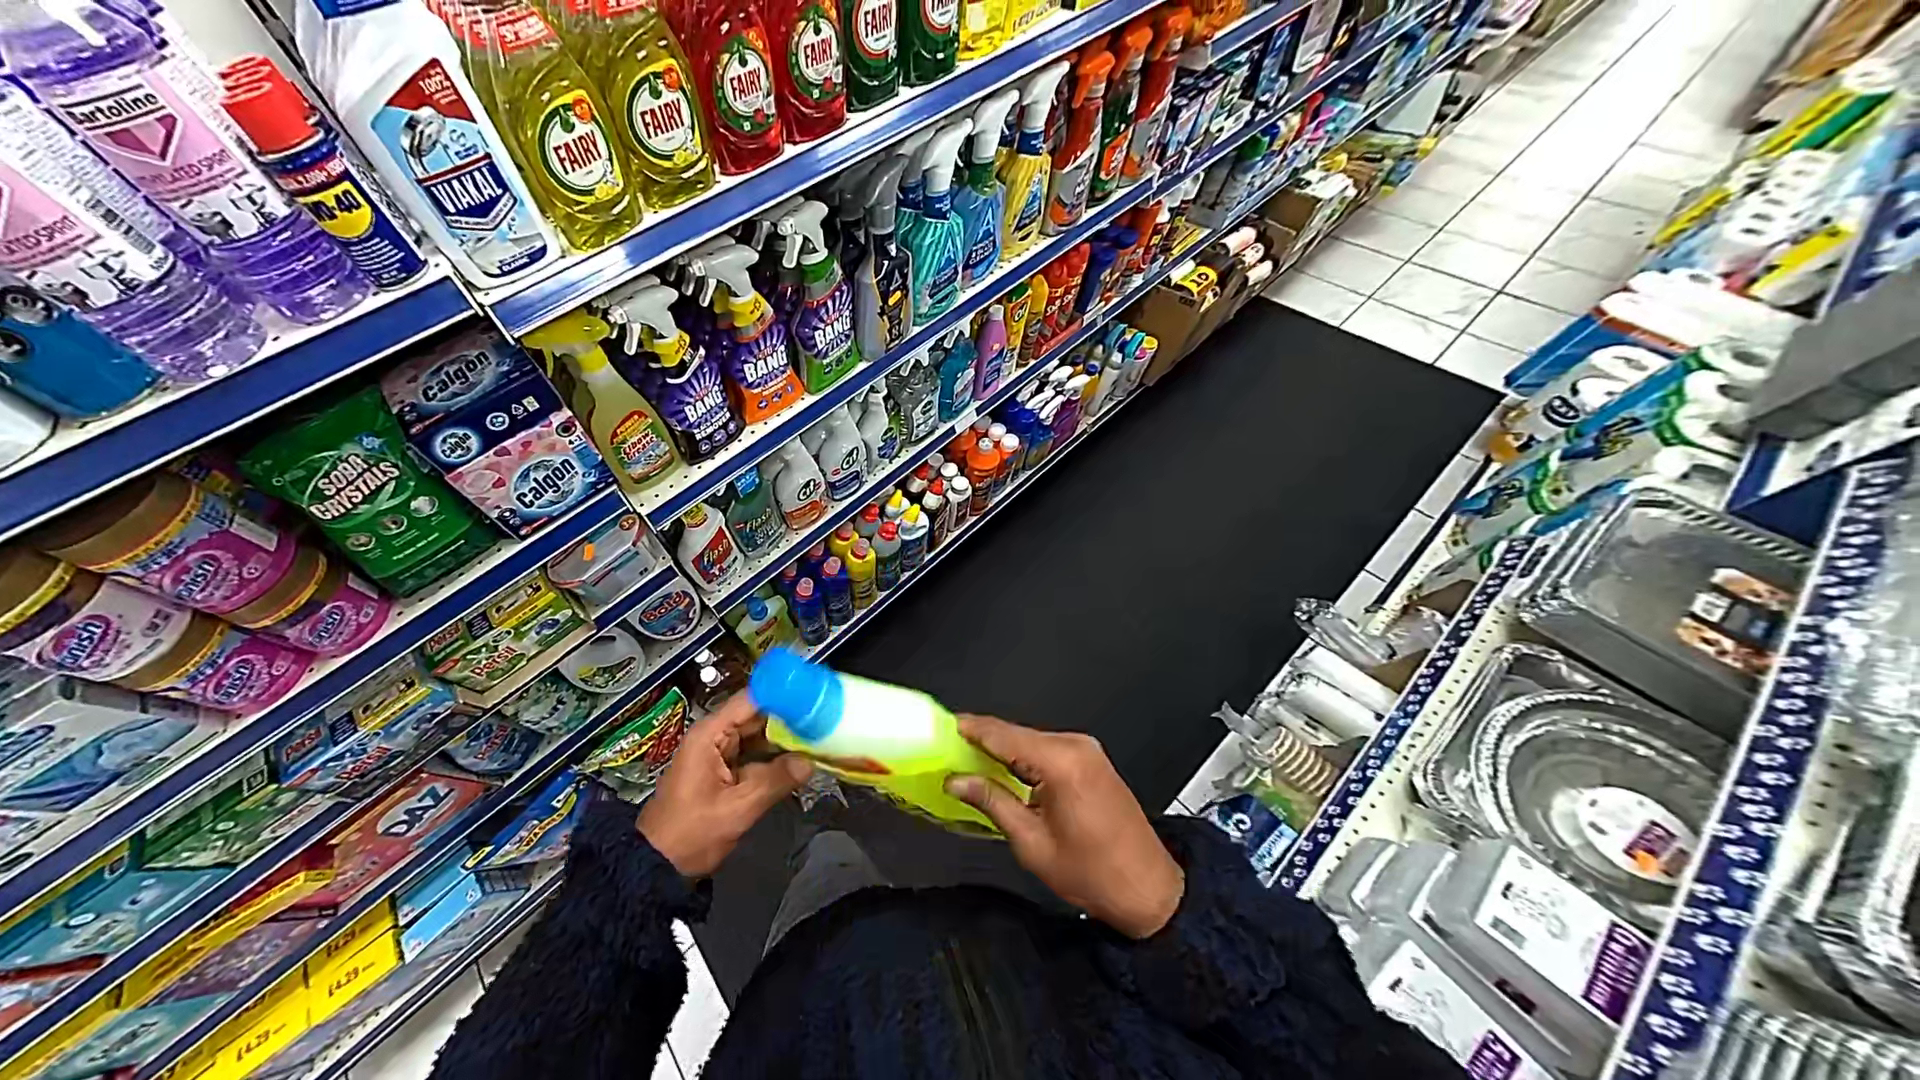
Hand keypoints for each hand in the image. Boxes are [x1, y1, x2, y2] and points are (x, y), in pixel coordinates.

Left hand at [637, 692, 812, 878]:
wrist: (656, 868)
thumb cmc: (691, 834)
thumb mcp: (737, 808)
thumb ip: (776, 781)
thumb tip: (810, 762)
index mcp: (710, 735)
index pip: (752, 700)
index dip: (784, 696)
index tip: (815, 697)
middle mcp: (714, 737)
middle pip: (758, 715)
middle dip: (791, 718)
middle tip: (825, 720)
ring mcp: (719, 754)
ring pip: (759, 736)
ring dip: (786, 738)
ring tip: (821, 736)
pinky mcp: (724, 771)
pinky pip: (755, 754)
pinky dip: (776, 756)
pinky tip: (801, 758)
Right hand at [945, 715, 1183, 938]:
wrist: (1148, 887)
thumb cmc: (1094, 873)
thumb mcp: (1031, 842)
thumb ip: (992, 802)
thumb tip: (957, 781)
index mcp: (1062, 762)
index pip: (1002, 733)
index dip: (968, 728)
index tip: (941, 727)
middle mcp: (1076, 746)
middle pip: (1015, 733)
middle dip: (981, 742)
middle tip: (947, 752)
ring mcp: (1087, 750)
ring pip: (1030, 740)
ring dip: (1001, 751)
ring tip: (968, 765)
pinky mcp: (1091, 760)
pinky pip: (1047, 750)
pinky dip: (1023, 758)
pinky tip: (1003, 772)